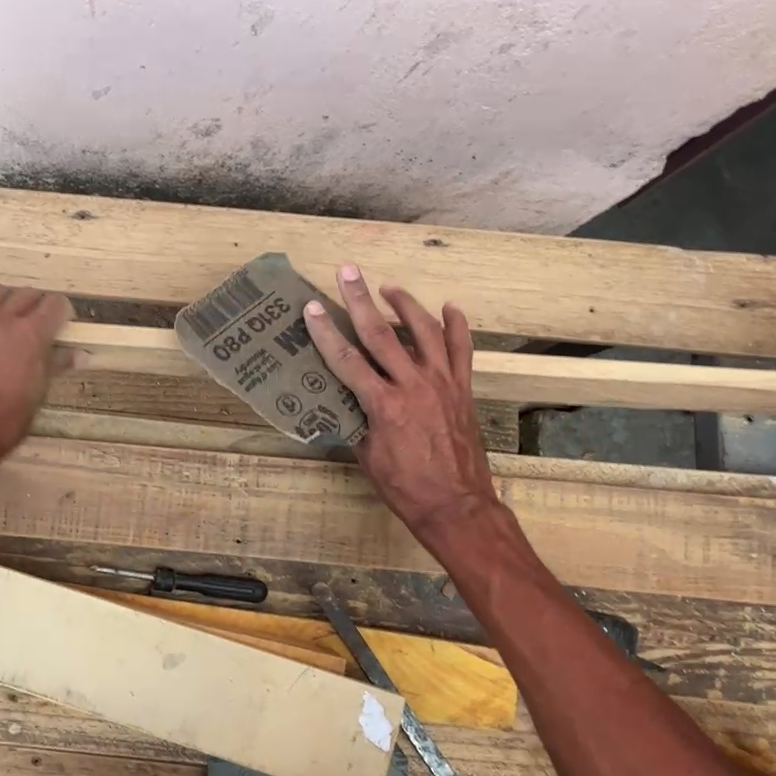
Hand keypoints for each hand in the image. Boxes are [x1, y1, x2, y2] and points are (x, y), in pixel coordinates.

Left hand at [0, 286, 77, 462]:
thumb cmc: (3, 420)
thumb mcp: (37, 394)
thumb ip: (56, 366)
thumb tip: (81, 355)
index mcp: (32, 336)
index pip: (55, 305)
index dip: (61, 312)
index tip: (61, 321)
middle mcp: (4, 321)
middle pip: (27, 294)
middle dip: (37, 303)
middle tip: (38, 320)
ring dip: (6, 298)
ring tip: (8, 313)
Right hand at [303, 265, 498, 545]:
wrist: (456, 504)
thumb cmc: (405, 487)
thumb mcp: (367, 456)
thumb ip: (356, 422)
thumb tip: (342, 402)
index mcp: (383, 404)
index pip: (347, 360)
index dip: (326, 332)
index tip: (312, 308)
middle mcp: (413, 386)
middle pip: (381, 334)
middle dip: (360, 300)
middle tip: (348, 272)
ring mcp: (442, 384)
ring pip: (424, 331)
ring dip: (405, 305)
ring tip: (389, 287)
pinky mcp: (462, 389)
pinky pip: (462, 350)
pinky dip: (457, 326)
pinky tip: (449, 307)